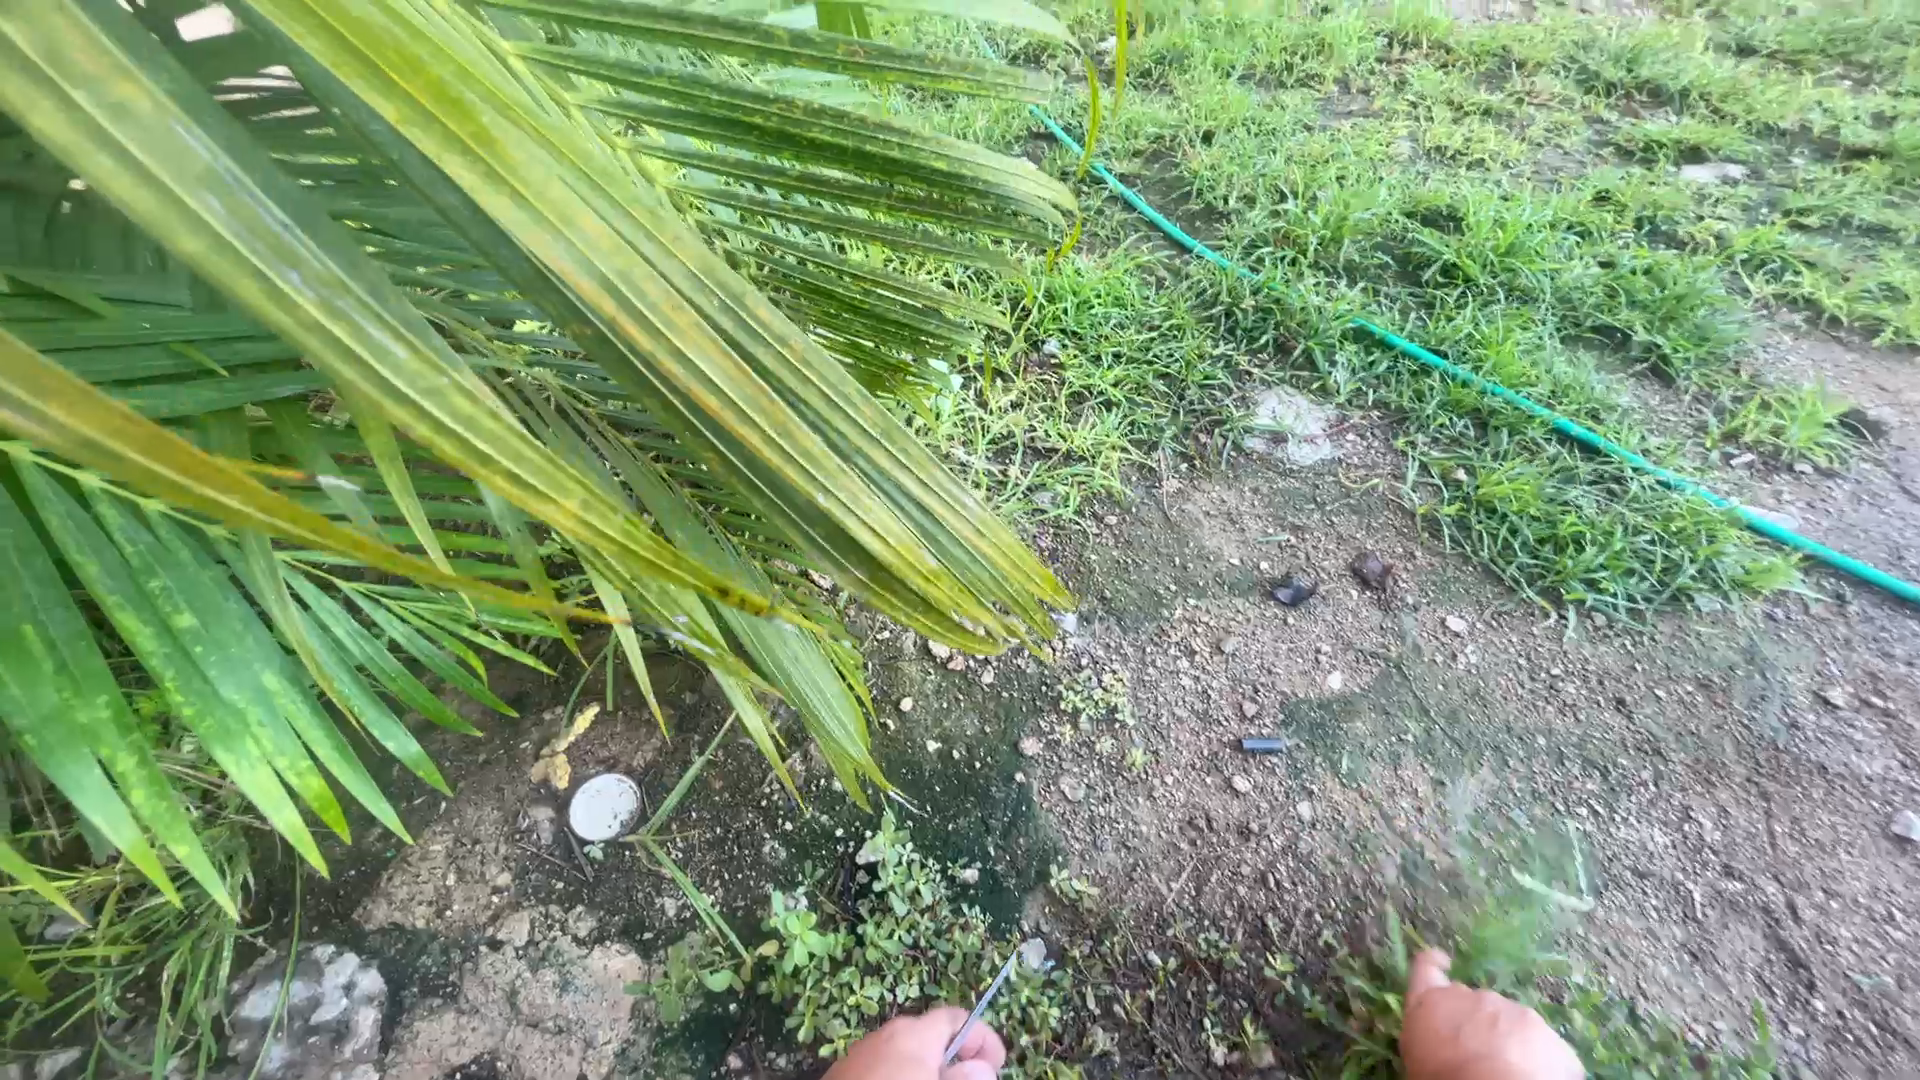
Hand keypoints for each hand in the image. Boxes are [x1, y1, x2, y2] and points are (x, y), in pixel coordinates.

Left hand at [823, 1007, 1006, 1079]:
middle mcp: (889, 1032)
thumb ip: (964, 1079)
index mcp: (915, 1033)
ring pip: (907, 1053)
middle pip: (933, 1035)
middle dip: (955, 1056)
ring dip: (928, 1067)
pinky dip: (901, 1074)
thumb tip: (983, 1067)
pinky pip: (884, 1066)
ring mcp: (863, 1051)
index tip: (999, 1064)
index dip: (982, 1037)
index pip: (957, 1017)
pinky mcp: (844, 1071)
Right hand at [1401, 949, 1583, 1079]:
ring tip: (1510, 1070)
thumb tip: (1435, 1028)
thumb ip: (1426, 1026)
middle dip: (1480, 1020)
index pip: (1427, 966)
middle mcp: (1470, 995)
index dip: (1435, 962)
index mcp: (1431, 999)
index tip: (1443, 962)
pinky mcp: (1547, 1033)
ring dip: (1510, 1039)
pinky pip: (1546, 1046)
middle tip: (1481, 1051)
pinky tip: (1534, 1077)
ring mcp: (1511, 1010)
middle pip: (1475, 1000)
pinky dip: (1542, 1060)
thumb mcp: (1417, 1048)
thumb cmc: (1442, 1074)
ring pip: (1512, 1022)